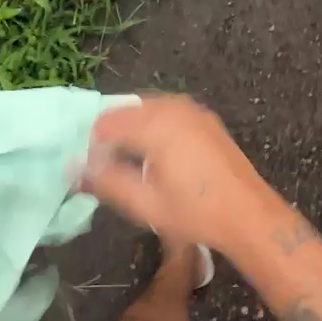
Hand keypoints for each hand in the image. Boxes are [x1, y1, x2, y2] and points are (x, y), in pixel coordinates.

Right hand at [84, 93, 286, 254]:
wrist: (247, 213)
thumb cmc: (195, 212)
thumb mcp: (145, 204)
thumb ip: (106, 182)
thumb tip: (74, 169)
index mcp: (157, 125)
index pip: (108, 122)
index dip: (92, 143)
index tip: (89, 167)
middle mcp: (173, 108)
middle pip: (127, 109)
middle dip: (111, 132)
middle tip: (105, 164)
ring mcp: (192, 110)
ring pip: (147, 107)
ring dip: (131, 126)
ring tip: (126, 159)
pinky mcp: (204, 117)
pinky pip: (167, 110)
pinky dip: (151, 123)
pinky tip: (153, 152)